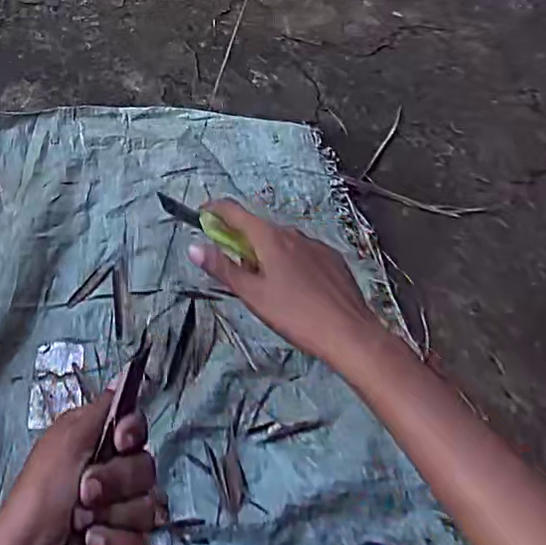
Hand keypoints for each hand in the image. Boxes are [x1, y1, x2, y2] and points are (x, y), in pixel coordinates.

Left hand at [0, 390, 162, 544]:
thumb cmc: (39, 496)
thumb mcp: (67, 438)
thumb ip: (101, 408)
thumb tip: (123, 378)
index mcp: (95, 442)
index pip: (134, 427)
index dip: (131, 433)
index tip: (118, 440)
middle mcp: (109, 474)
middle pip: (145, 466)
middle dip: (115, 480)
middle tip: (86, 489)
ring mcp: (118, 513)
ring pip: (148, 507)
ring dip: (113, 516)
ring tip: (83, 521)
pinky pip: (142, 543)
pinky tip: (93, 544)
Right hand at [185, 198, 386, 364]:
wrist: (351, 335)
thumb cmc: (296, 315)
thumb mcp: (252, 295)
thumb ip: (222, 268)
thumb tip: (194, 247)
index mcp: (269, 237)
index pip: (234, 211)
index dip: (215, 209)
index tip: (203, 215)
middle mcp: (292, 233)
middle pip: (257, 228)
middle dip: (241, 241)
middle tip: (236, 268)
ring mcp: (315, 245)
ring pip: (281, 241)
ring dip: (266, 252)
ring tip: (268, 285)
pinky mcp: (333, 260)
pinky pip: (302, 253)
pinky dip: (291, 262)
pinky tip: (296, 289)